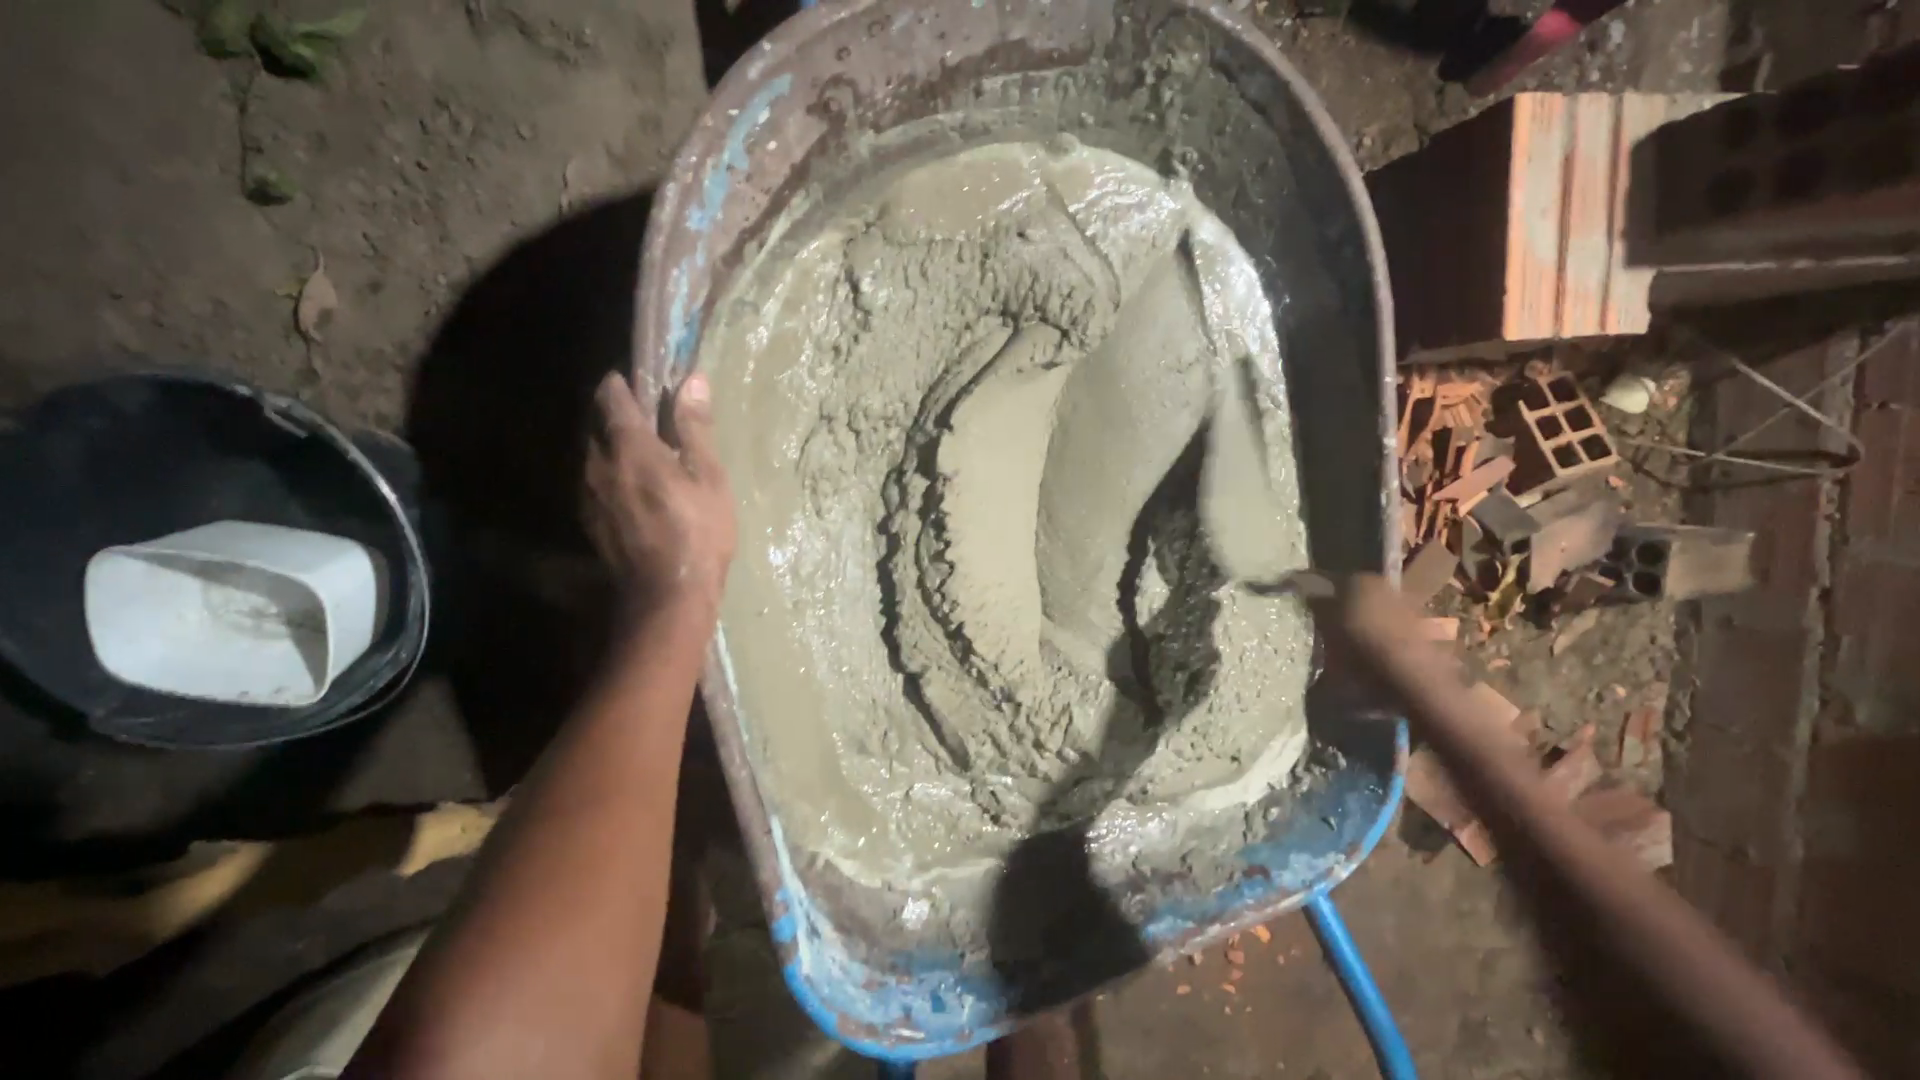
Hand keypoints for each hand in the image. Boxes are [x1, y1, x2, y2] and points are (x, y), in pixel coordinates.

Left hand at [585, 371, 735, 617]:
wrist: (667, 595)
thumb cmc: (698, 531)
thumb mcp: (708, 476)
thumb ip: (694, 427)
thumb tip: (692, 379)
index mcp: (628, 446)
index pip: (612, 395)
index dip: (625, 382)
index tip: (643, 380)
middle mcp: (597, 463)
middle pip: (595, 422)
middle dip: (615, 413)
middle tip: (648, 418)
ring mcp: (588, 494)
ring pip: (592, 454)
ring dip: (611, 446)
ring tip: (642, 456)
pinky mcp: (589, 520)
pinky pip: (594, 482)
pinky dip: (610, 475)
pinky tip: (633, 490)